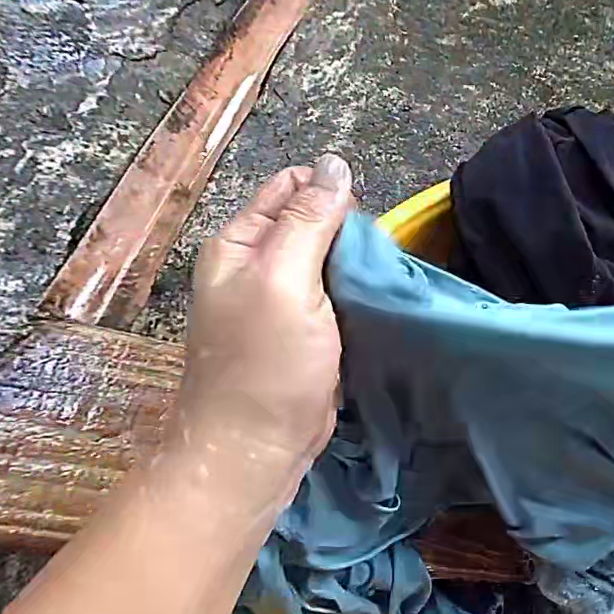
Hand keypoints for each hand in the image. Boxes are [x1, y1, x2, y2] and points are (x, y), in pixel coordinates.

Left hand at [172, 154, 355, 472]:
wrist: (256, 449)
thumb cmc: (266, 365)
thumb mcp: (285, 282)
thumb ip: (308, 221)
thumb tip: (335, 164)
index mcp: (240, 244)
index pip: (291, 188)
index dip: (329, 196)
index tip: (356, 230)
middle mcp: (257, 265)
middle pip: (314, 220)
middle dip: (346, 231)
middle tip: (366, 265)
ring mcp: (282, 299)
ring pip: (330, 257)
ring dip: (355, 263)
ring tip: (374, 285)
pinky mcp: (306, 327)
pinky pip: (337, 291)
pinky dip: (357, 290)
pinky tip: (373, 303)